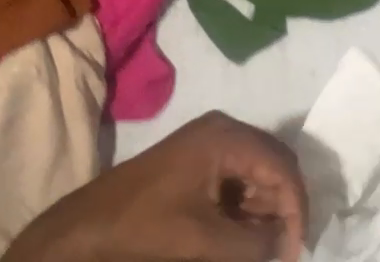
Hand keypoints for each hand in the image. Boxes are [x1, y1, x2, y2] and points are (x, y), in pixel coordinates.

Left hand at [1, 112, 307, 261]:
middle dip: (284, 207)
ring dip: (266, 210)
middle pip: (274, 163)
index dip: (296, 209)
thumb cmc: (144, 226)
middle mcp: (224, 129)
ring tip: (265, 248)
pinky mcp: (198, 160)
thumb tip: (285, 246)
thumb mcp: (203, 240)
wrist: (84, 228)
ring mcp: (210, 142)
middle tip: (285, 250)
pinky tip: (244, 236)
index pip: (282, 166)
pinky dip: (247, 207)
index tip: (295, 252)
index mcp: (226, 137)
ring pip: (258, 172)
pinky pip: (238, 178)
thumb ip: (253, 244)